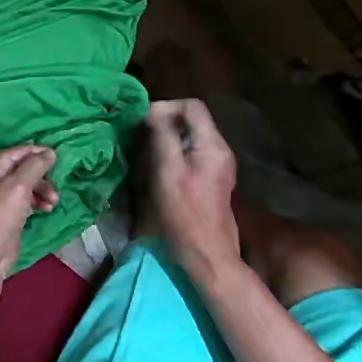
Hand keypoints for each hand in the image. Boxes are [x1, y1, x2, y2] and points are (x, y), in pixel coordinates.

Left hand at [0, 145, 58, 279]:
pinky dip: (38, 201)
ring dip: (43, 190)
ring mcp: (1, 195)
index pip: (21, 150)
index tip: (60, 159)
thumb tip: (50, 151)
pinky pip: (27, 199)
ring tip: (52, 203)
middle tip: (54, 189)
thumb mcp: (19, 186)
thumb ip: (36, 165)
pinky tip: (46, 209)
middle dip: (43, 176)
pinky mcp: (8, 212)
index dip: (40, 153)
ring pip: (29, 184)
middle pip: (26, 167)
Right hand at [146, 99, 241, 282]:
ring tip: (145, 148)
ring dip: (168, 137)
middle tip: (140, 134)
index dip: (166, 106)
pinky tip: (159, 165)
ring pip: (191, 136)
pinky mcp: (213, 178)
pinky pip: (193, 152)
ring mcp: (219, 164)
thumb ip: (162, 136)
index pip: (193, 106)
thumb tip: (153, 110)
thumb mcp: (168, 171)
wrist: (208, 255)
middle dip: (165, 121)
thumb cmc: (185, 214)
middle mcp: (221, 149)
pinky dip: (175, 150)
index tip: (143, 121)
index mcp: (213, 144)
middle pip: (193, 119)